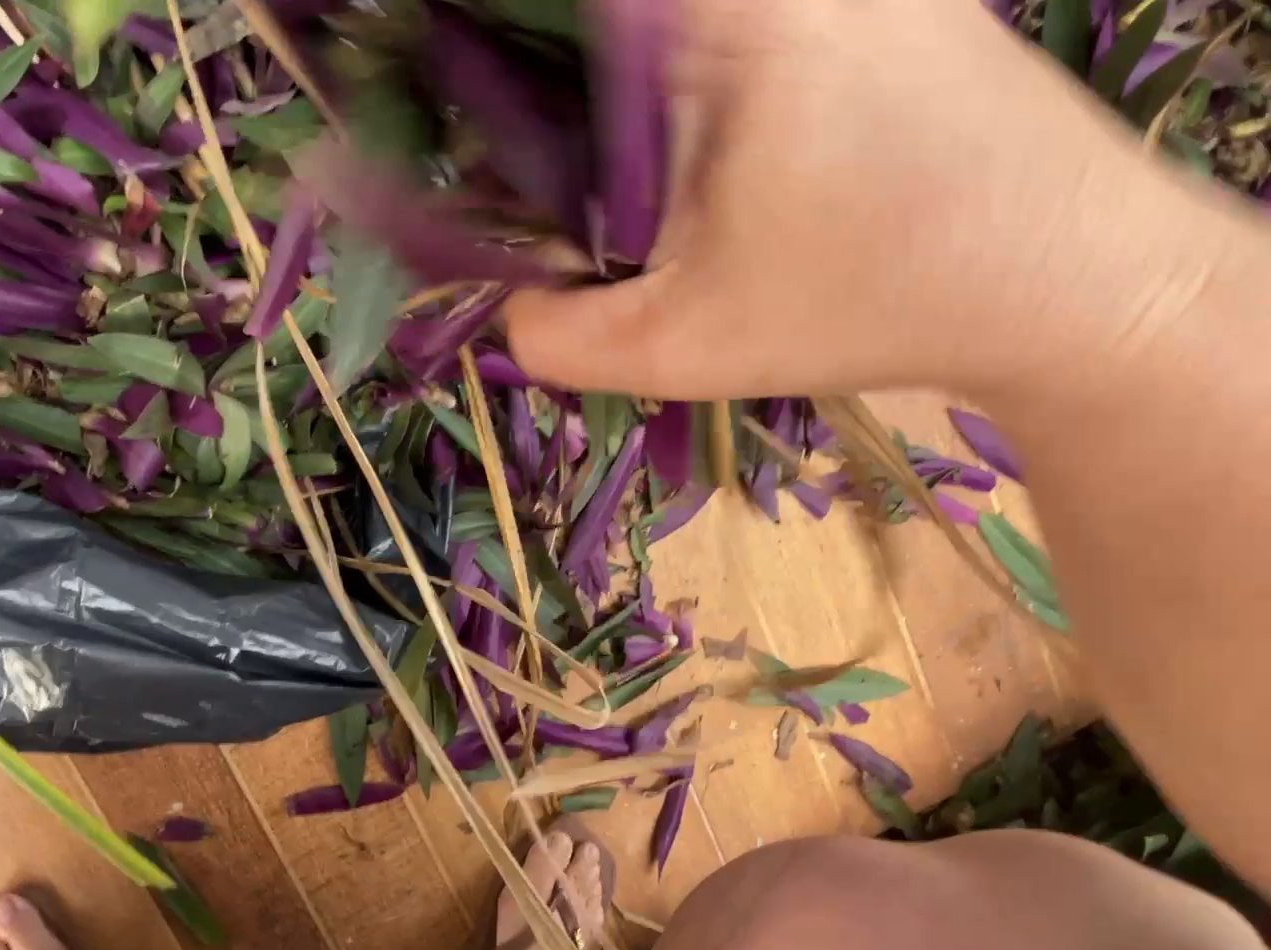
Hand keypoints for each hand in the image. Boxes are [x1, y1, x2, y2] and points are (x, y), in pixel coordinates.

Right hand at [507, 0, 1247, 401]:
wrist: (1071, 280)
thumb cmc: (872, 305)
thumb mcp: (681, 349)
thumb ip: (554, 336)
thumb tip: (496, 304)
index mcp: (722, 20)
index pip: (551, 12)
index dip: (474, 49)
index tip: (445, 116)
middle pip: (591, 22)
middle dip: (526, 77)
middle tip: (506, 168)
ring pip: (645, 29)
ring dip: (591, 90)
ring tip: (581, 175)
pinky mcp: (843, 5)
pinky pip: (706, 34)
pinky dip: (651, 84)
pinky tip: (653, 154)